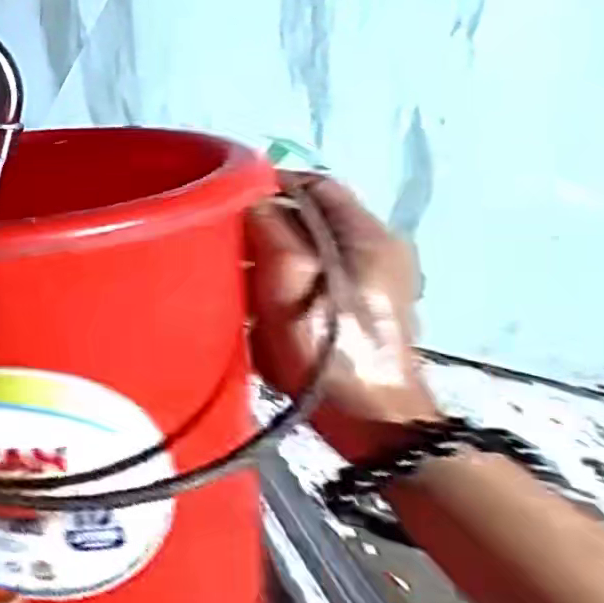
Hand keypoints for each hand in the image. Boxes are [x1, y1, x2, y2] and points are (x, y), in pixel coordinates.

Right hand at [247, 173, 440, 463]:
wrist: (370, 420)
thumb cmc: (325, 342)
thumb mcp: (288, 274)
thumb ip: (269, 225)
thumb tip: (248, 195)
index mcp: (368, 236)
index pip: (314, 182)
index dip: (268, 182)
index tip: (226, 198)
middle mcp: (378, 249)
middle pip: (311, 211)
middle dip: (265, 214)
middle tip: (225, 230)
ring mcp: (376, 279)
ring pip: (310, 239)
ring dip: (272, 242)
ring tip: (237, 259)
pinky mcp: (363, 305)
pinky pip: (316, 265)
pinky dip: (286, 266)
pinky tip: (262, 287)